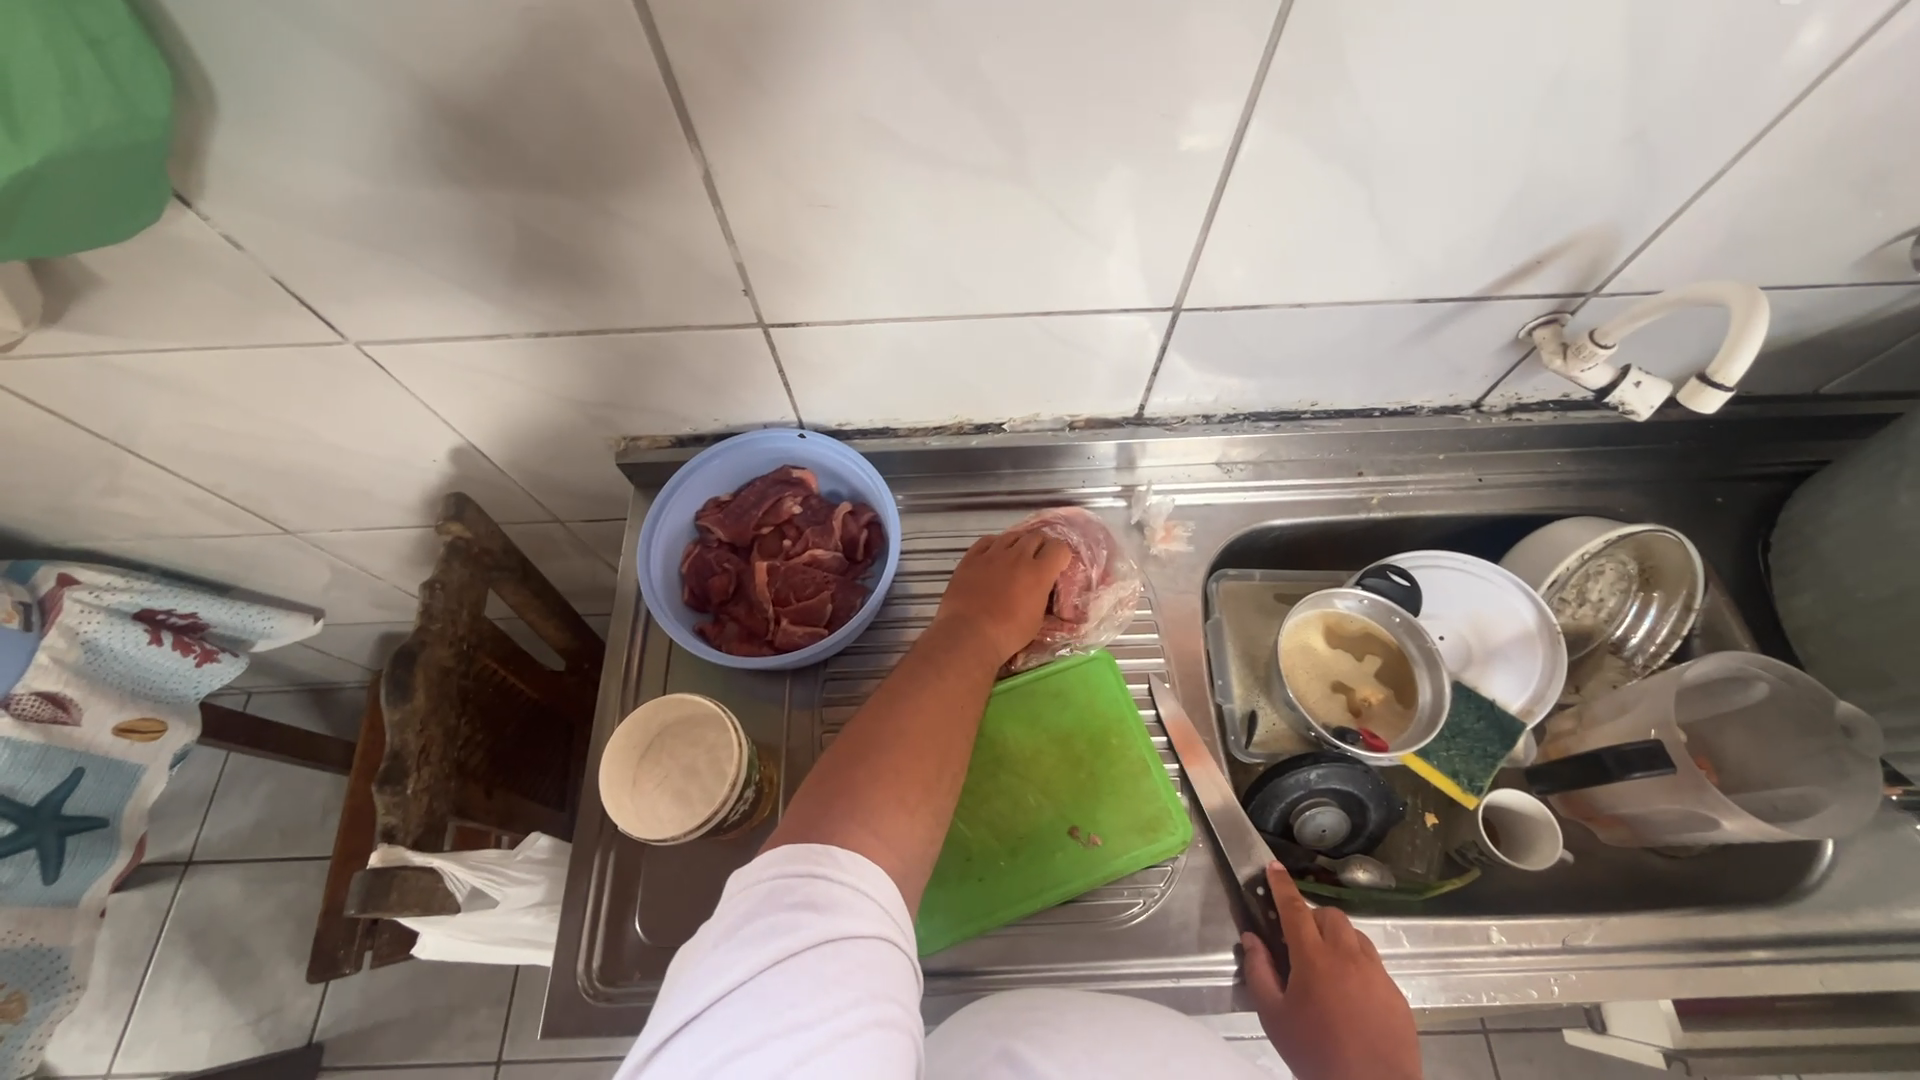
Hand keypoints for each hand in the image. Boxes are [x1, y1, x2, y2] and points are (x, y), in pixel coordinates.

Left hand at [932, 530, 1072, 663]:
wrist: (969, 634)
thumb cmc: (1007, 633)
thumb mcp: (1037, 621)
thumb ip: (1043, 598)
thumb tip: (1044, 592)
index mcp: (1038, 573)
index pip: (1059, 548)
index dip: (1060, 556)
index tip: (1056, 566)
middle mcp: (1017, 557)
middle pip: (1036, 537)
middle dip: (1041, 546)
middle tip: (1037, 560)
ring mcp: (992, 554)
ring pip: (1012, 535)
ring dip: (1018, 543)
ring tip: (1015, 557)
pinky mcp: (971, 557)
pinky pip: (987, 540)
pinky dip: (995, 544)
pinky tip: (994, 555)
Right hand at [1241, 864, 1420, 1079]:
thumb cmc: (1315, 1056)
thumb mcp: (1273, 1016)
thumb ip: (1258, 971)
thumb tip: (1251, 938)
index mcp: (1314, 959)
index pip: (1294, 908)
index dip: (1282, 885)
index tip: (1274, 867)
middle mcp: (1349, 957)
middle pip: (1331, 916)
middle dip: (1312, 917)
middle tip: (1299, 940)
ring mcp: (1377, 975)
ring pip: (1356, 937)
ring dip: (1337, 939)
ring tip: (1325, 967)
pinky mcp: (1396, 996)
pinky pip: (1375, 965)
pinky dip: (1357, 966)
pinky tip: (1349, 997)